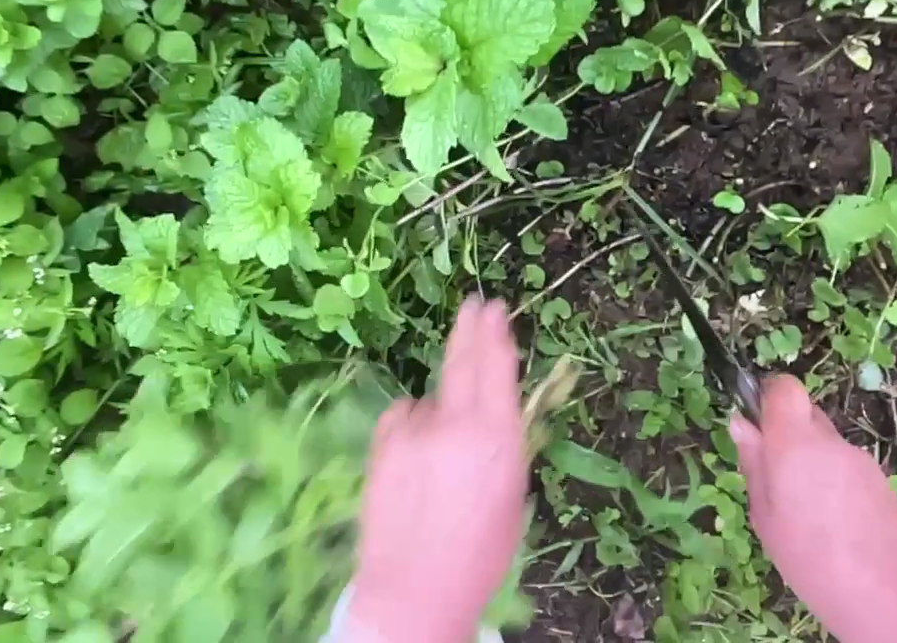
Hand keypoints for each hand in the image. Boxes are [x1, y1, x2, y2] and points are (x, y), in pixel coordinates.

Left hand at [346, 299, 526, 642]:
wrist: (413, 592)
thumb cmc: (479, 553)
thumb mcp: (511, 496)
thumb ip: (503, 443)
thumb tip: (496, 409)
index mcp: (498, 437)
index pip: (498, 368)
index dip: (496, 334)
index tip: (495, 309)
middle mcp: (457, 423)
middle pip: (463, 359)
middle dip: (470, 327)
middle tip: (475, 304)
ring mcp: (416, 429)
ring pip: (433, 400)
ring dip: (440, 413)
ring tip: (440, 460)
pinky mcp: (384, 440)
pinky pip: (404, 418)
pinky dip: (412, 429)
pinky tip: (414, 463)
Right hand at [729, 376, 896, 642]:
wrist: (890, 600)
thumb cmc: (810, 559)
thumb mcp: (764, 515)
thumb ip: (754, 463)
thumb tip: (741, 423)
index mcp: (795, 443)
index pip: (784, 387)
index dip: (769, 396)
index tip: (758, 424)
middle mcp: (830, 441)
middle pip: (805, 414)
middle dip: (789, 435)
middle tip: (779, 479)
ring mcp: (860, 460)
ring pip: (826, 443)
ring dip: (813, 462)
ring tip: (809, 513)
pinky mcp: (882, 481)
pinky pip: (846, 467)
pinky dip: (836, 483)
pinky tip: (836, 525)